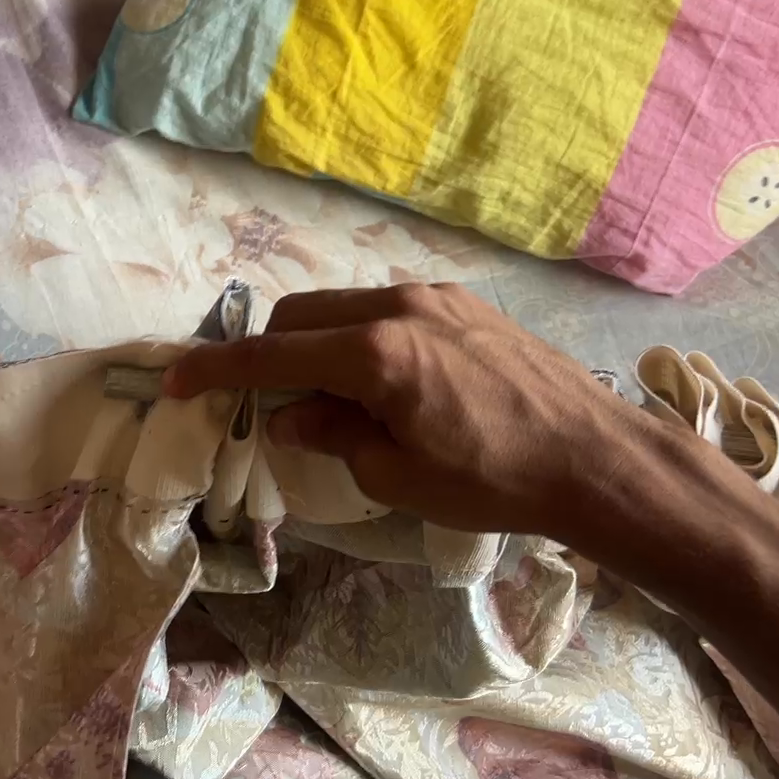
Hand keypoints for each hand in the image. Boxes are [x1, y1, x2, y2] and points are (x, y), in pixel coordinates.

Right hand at [164, 283, 698, 538]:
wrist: (601, 458)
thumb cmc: (492, 480)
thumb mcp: (394, 476)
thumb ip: (330, 434)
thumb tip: (288, 416)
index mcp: (374, 354)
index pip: (271, 355)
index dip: (215, 368)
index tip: (177, 380)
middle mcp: (397, 307)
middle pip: (297, 314)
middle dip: (267, 352)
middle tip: (271, 401)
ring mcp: (432, 298)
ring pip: (338, 306)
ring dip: (313, 343)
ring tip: (332, 394)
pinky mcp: (460, 303)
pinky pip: (380, 308)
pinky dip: (354, 336)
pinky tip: (381, 378)